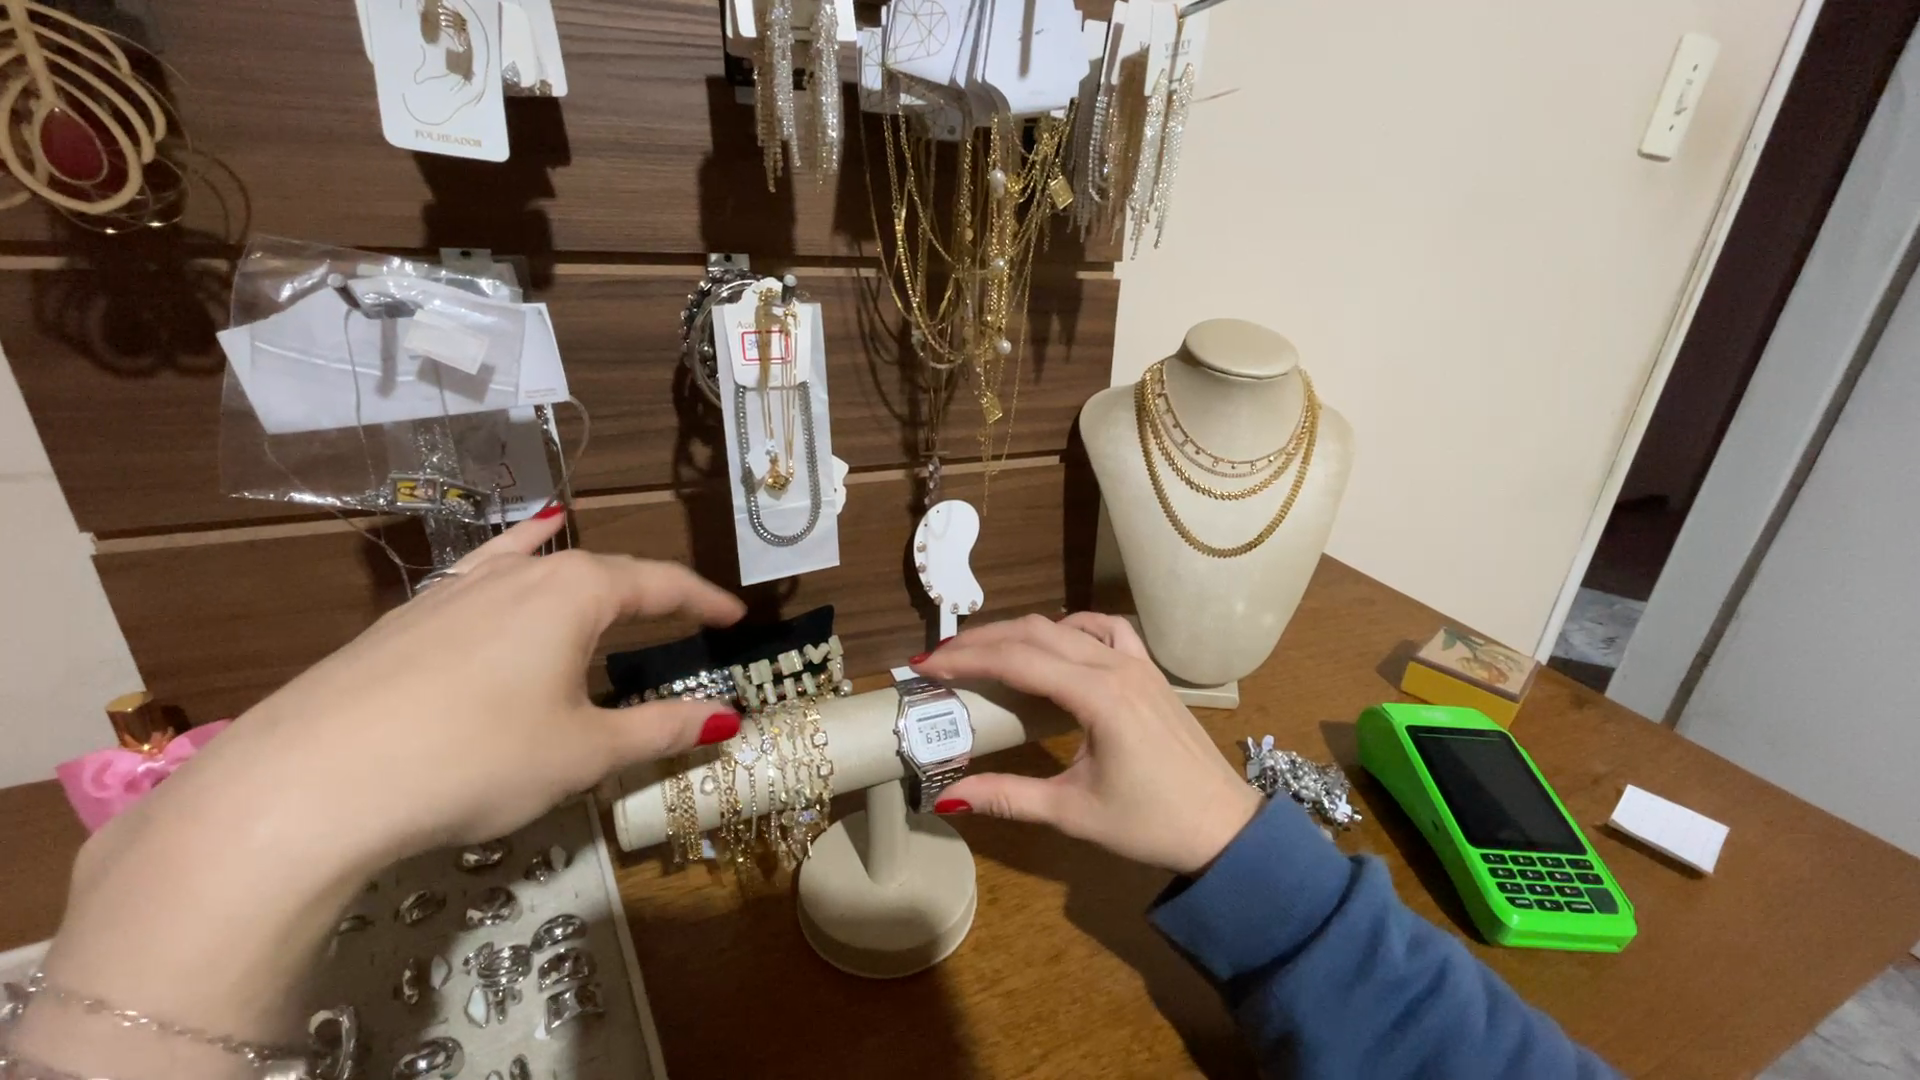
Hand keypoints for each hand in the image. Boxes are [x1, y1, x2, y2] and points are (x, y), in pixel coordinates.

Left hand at [24, 513, 748, 1078]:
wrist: (308, 785)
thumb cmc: (476, 760)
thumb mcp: (584, 753)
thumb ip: (661, 731)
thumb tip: (728, 722)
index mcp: (576, 594)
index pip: (662, 585)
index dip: (705, 601)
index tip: (737, 617)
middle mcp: (522, 574)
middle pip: (606, 572)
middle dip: (653, 594)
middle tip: (687, 618)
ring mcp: (456, 589)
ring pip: (543, 565)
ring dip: (591, 577)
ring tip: (616, 578)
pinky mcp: (409, 616)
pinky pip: (484, 572)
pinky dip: (516, 559)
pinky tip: (514, 551)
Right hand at [913, 613, 1262, 875]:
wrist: (1224, 828)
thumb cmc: (1151, 823)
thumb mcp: (1073, 812)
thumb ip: (1009, 797)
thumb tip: (948, 797)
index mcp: (1098, 697)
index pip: (1018, 661)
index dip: (967, 659)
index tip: (927, 666)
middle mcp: (1116, 666)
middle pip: (1035, 634)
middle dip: (982, 641)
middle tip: (940, 659)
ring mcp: (1137, 663)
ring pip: (1065, 628)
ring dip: (1019, 633)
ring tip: (984, 653)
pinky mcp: (1149, 670)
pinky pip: (1106, 630)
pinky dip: (1071, 628)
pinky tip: (1055, 643)